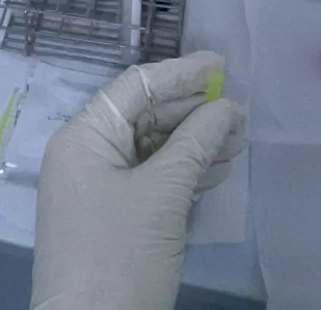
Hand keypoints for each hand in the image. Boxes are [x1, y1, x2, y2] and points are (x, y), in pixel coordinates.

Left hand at [31, 52, 246, 309]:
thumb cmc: (121, 255)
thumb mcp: (163, 193)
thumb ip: (197, 142)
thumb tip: (228, 108)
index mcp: (84, 136)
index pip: (136, 86)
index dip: (181, 72)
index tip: (221, 65)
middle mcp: (86, 153)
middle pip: (144, 114)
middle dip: (192, 111)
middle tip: (237, 110)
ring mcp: (97, 186)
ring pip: (151, 147)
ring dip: (193, 142)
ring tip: (236, 140)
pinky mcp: (112, 216)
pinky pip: (149, 177)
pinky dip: (182, 171)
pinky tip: (217, 170)